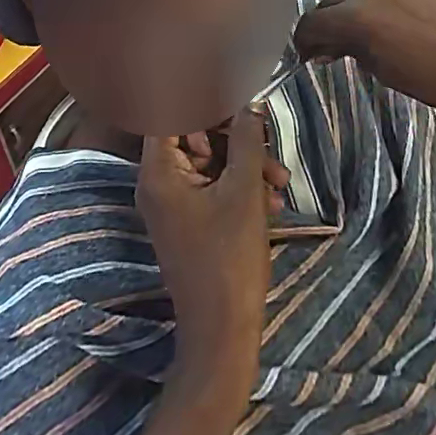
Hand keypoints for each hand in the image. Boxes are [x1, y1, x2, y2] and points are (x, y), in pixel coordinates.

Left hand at [137, 107, 272, 367]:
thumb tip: (250, 105)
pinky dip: (237, 189)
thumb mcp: (244, 192)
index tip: (236, 104)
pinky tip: (269, 204)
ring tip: (280, 184)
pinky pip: (209, 189)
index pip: (171, 116)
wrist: (222, 330)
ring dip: (244, 168)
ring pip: (208, 165)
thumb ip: (246, 142)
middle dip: (236, 143)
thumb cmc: (229, 257)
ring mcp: (170, 203)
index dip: (203, 106)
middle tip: (271, 153)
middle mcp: (156, 182)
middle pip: (193, 139)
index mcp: (158, 171)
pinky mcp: (185, 220)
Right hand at [291, 0, 435, 137]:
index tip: (305, 56)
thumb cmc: (434, 82)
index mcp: (355, 15)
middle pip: (332, 2)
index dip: (302, 40)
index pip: (311, 22)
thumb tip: (334, 48)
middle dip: (327, 24)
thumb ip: (351, 52)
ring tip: (366, 38)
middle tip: (331, 49)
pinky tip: (398, 27)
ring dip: (354, 13)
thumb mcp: (382, 71)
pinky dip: (382, 6)